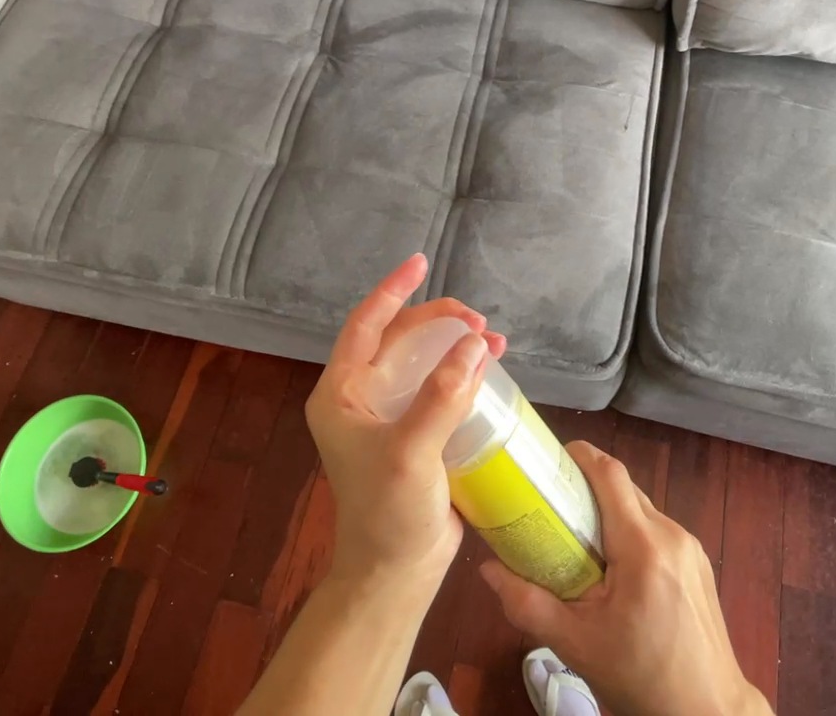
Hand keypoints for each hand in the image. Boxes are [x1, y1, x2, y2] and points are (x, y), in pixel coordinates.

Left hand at [306, 253, 506, 588]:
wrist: (395, 572)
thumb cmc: (388, 513)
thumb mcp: (411, 452)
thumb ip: (441, 396)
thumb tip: (474, 344)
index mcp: (342, 394)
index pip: (365, 326)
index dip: (391, 291)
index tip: (420, 262)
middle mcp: (361, 398)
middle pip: (399, 339)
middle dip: (437, 322)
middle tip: (476, 320)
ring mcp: (389, 416)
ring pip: (423, 361)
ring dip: (455, 345)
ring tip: (493, 338)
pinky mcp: (416, 433)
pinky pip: (439, 387)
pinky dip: (464, 373)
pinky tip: (491, 367)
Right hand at [480, 442, 772, 715]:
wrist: (708, 713)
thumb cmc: (640, 678)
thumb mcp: (575, 645)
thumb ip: (527, 604)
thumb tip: (488, 569)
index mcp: (643, 547)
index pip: (611, 474)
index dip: (580, 456)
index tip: (549, 459)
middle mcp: (672, 534)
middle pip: (623, 487)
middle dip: (586, 487)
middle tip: (550, 503)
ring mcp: (690, 547)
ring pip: (641, 507)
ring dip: (608, 512)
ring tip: (575, 537)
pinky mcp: (698, 562)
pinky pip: (656, 529)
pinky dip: (629, 532)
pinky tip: (610, 565)